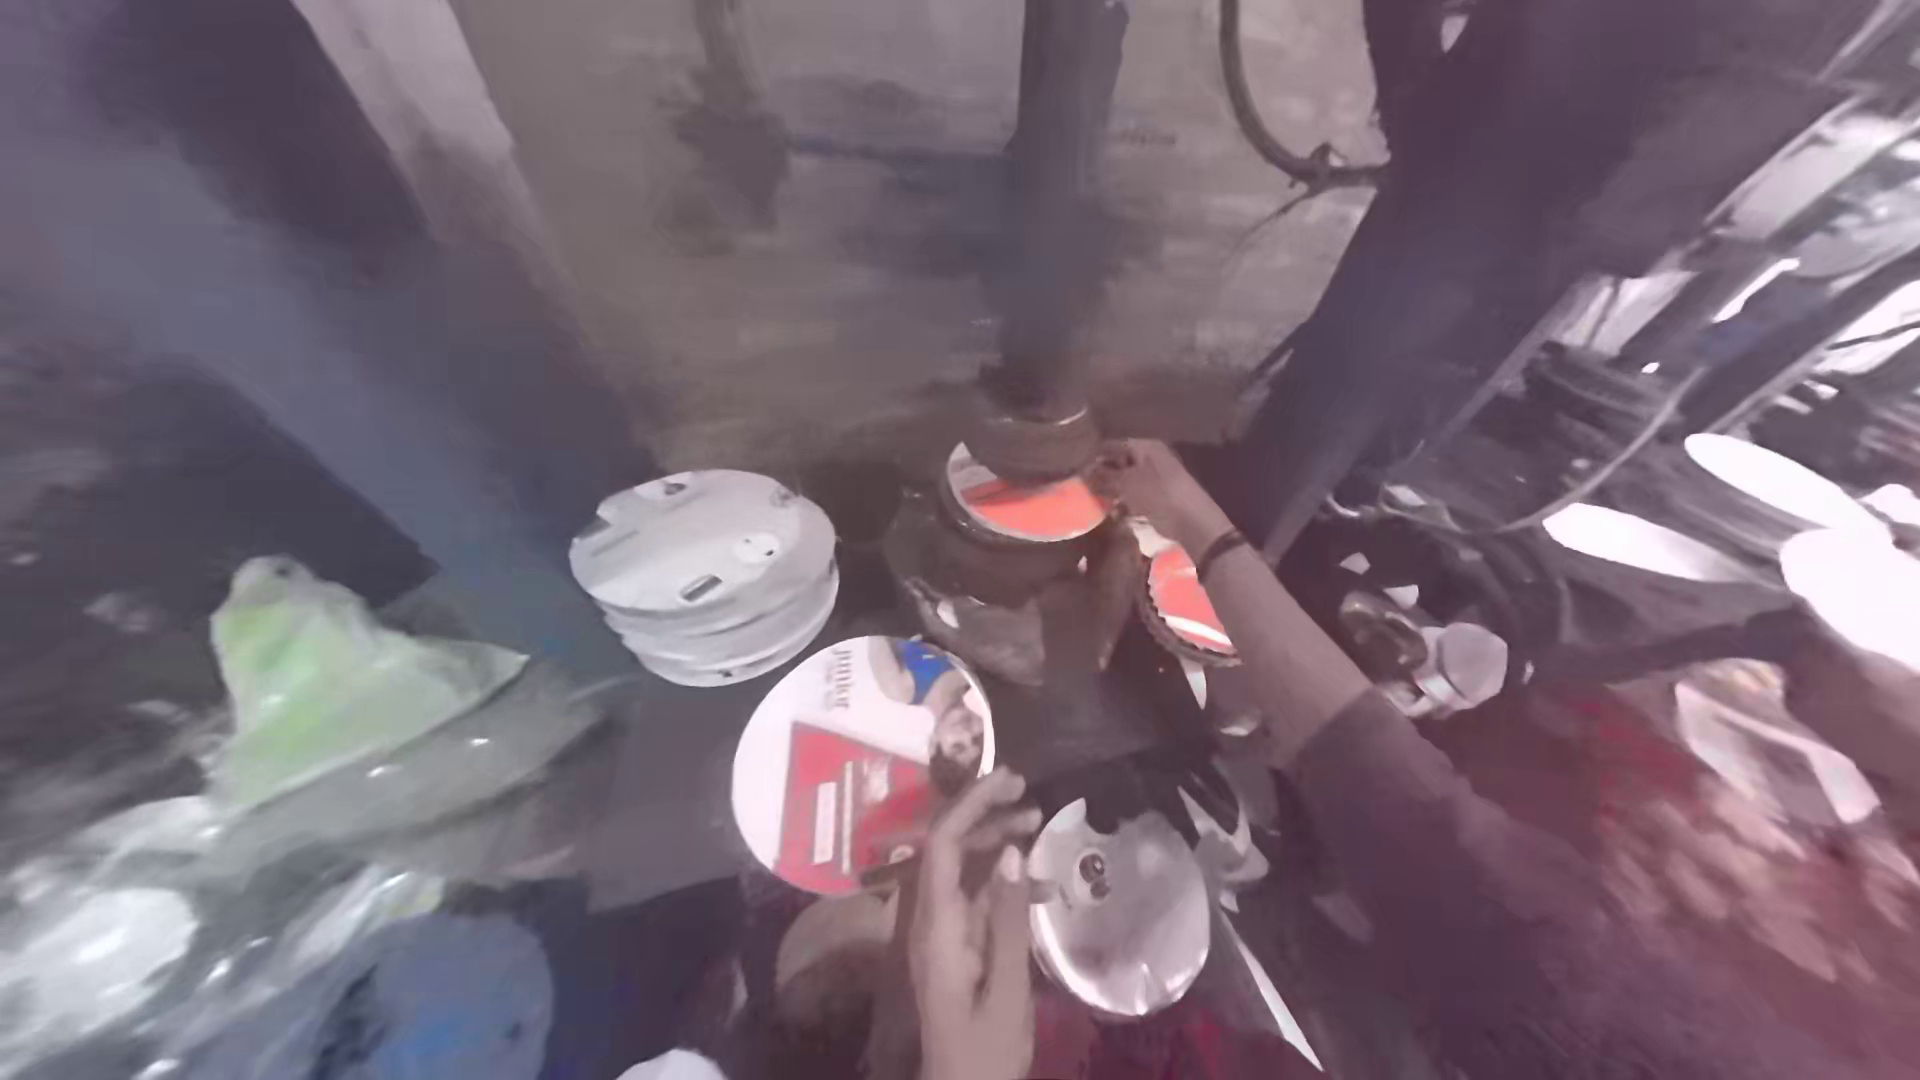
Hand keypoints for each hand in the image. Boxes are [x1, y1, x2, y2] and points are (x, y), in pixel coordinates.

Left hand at [910, 769, 1042, 1079]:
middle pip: (949, 843)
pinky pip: (974, 893)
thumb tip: (1013, 851)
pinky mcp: (954, 939)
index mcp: (936, 921)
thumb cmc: (985, 1052)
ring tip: (1036, 819)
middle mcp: (930, 913)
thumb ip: (1009, 917)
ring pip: (962, 863)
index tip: (1008, 779)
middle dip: (984, 810)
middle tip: (1025, 789)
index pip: (943, 840)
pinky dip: (1003, 879)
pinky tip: (1041, 882)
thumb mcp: (1007, 988)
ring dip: (996, 839)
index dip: (971, 802)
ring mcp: (941, 926)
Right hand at [1091, 439, 1236, 552]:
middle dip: (1100, 474)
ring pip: (1123, 481)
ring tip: (1088, 499)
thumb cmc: (1158, 493)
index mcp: (1145, 448)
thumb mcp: (1127, 482)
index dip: (1095, 454)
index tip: (1076, 465)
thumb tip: (1084, 471)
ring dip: (1108, 490)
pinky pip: (1130, 497)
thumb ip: (1104, 476)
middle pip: (1118, 463)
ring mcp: (1152, 480)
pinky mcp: (1153, 498)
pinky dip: (1119, 503)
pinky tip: (1106, 511)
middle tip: (1079, 484)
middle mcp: (1148, 460)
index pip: (1114, 445)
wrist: (1189, 520)